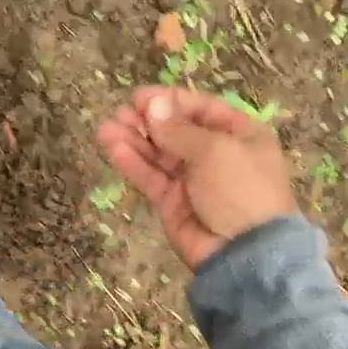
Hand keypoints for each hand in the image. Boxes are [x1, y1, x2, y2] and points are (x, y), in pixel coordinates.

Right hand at [95, 87, 297, 269]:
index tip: (139, 97)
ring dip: (133, 141)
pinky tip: (114, 150)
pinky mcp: (171, 203)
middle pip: (175, 131)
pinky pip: (150, 178)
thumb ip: (179, 130)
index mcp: (238, 134)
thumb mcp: (215, 150)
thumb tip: (152, 105)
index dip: (170, 102)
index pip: (201, 110)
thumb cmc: (241, 190)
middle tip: (118, 114)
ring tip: (105, 130)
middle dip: (146, 122)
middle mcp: (214, 154)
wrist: (241, 251)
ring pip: (158, 155)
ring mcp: (191, 180)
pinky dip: (133, 165)